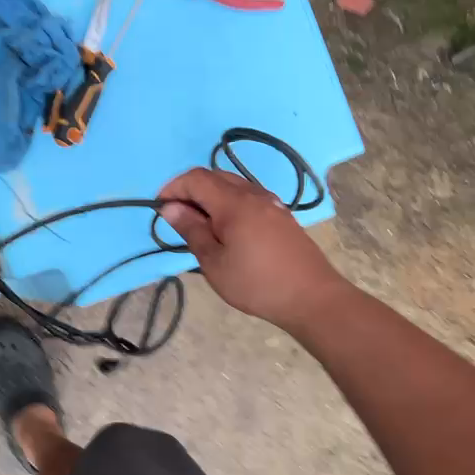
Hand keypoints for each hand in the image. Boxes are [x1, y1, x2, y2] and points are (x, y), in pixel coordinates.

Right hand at [158, 168, 353, 331]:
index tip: (161, 210)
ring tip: (201, 224)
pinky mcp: (281, 215)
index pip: (196, 178)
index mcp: (234, 203)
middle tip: (179, 217)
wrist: (312, 298)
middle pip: (214, 176)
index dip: (173, 188)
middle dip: (190, 190)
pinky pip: (248, 196)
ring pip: (232, 184)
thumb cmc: (256, 283)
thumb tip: (170, 207)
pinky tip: (227, 228)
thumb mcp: (213, 261)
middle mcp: (254, 195)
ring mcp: (271, 203)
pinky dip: (228, 202)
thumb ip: (191, 229)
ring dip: (210, 196)